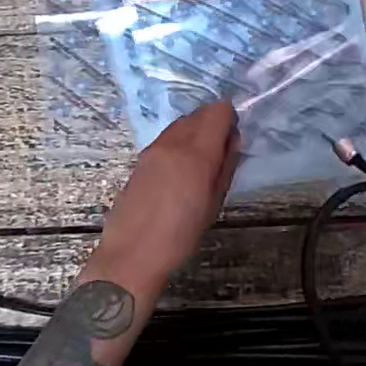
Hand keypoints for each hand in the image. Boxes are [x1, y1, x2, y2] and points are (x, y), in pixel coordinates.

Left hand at [92, 102, 240, 287]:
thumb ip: (226, 165)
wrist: (133, 254)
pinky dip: (179, 142)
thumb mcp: (215, 202)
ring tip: (199, 163)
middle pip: (199, 113)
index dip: (230, 120)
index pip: (218, 111)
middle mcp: (173, 142)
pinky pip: (167, 138)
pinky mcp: (140, 158)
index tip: (232, 140)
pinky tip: (179, 171)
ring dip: (195, 132)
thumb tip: (233, 141)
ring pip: (181, 123)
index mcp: (197, 153)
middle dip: (213, 124)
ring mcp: (153, 148)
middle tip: (220, 151)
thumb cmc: (181, 235)